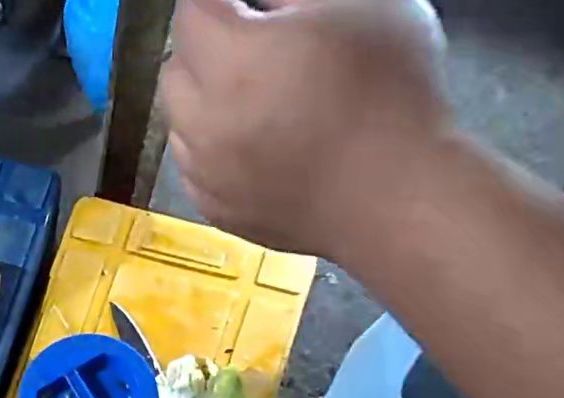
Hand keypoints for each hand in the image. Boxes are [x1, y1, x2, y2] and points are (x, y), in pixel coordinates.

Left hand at [162, 0, 450, 257]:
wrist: (388, 195)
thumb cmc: (386, 91)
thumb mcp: (356, 2)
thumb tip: (258, 4)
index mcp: (232, 63)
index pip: (190, 13)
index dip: (212, 0)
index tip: (236, 2)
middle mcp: (202, 124)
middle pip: (175, 70)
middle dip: (202, 49)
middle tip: (248, 43)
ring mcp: (203, 175)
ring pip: (178, 124)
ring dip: (203, 102)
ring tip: (254, 96)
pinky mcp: (213, 210)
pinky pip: (193, 169)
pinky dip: (210, 149)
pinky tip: (251, 142)